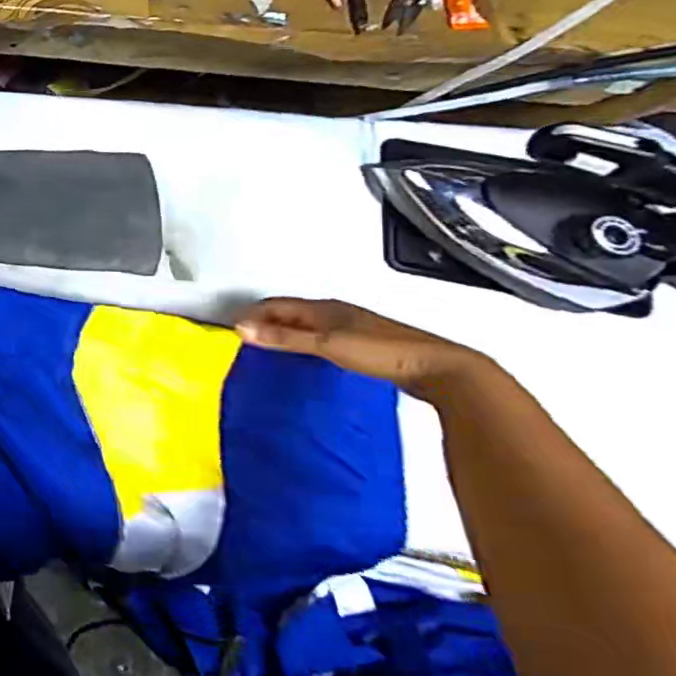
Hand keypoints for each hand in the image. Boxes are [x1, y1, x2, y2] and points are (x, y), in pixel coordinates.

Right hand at [235, 297, 488, 401]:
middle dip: (265, 321)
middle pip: (290, 313)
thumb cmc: (385, 352)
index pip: (275, 305)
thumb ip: (283, 339)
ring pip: (307, 325)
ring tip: (270, 348)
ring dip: (285, 332)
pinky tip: (307, 358)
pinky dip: (305, 344)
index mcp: (324, 308)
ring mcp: (353, 328)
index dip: (251, 314)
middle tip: (246, 338)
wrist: (443, 370)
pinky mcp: (366, 345)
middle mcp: (336, 313)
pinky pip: (322, 338)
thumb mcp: (326, 345)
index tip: (233, 329)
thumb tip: (240, 329)